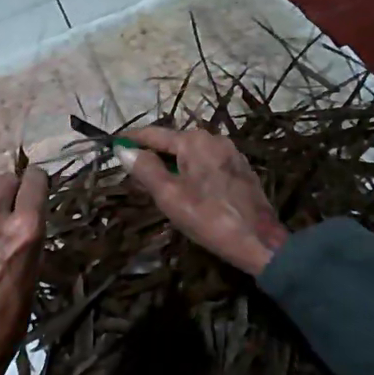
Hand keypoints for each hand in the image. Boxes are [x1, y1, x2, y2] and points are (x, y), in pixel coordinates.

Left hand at [0, 167, 48, 374]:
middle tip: (1, 215)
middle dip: (5, 193)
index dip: (34, 183)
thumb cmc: (3, 324)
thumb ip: (26, 238)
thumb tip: (24, 213)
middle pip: (2, 180)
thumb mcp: (31, 277)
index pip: (34, 179)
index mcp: (24, 230)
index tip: (32, 187)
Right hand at [117, 126, 288, 275]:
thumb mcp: (169, 196)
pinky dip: (190, 171)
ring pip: (191, 154)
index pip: (154, 134)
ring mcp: (230, 153)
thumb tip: (124, 150)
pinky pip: (207, 163)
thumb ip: (146, 170)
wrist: (259, 240)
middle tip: (133, 173)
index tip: (114, 143)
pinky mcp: (240, 169)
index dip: (132, 139)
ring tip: (156, 184)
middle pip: (174, 142)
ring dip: (172, 165)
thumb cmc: (209, 218)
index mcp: (194, 141)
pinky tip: (185, 189)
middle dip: (152, 155)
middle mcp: (214, 139)